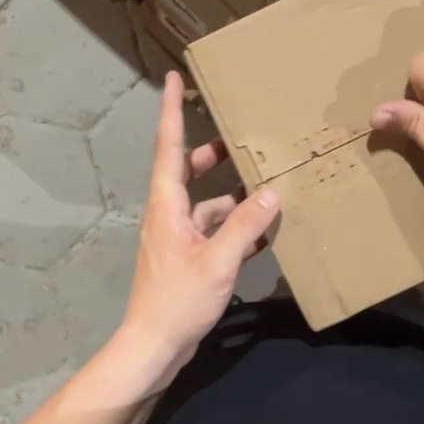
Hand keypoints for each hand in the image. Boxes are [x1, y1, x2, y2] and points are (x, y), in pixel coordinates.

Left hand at [111, 72, 278, 388]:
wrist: (153, 346)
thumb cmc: (178, 301)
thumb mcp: (218, 262)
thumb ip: (245, 226)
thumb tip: (269, 192)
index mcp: (167, 205)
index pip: (168, 146)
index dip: (171, 110)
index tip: (174, 77)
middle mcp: (169, 214)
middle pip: (187, 170)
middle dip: (212, 151)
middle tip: (242, 135)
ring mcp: (177, 238)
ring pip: (206, 203)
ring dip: (233, 195)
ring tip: (268, 184)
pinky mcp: (187, 258)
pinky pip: (213, 231)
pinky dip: (236, 227)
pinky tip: (264, 231)